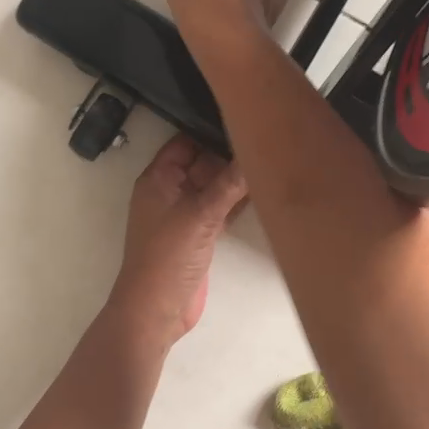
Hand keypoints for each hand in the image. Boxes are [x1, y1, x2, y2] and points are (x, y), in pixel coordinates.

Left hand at [107, 135, 247, 349]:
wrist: (157, 311)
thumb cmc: (167, 256)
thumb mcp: (199, 215)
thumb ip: (228, 185)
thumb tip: (253, 153)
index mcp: (158, 178)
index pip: (185, 142)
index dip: (209, 129)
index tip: (242, 117)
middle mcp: (172, 191)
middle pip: (203, 162)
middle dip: (228, 153)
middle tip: (266, 136)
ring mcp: (186, 213)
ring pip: (214, 186)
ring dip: (235, 178)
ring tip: (271, 158)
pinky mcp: (201, 234)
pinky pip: (221, 208)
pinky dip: (238, 201)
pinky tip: (264, 190)